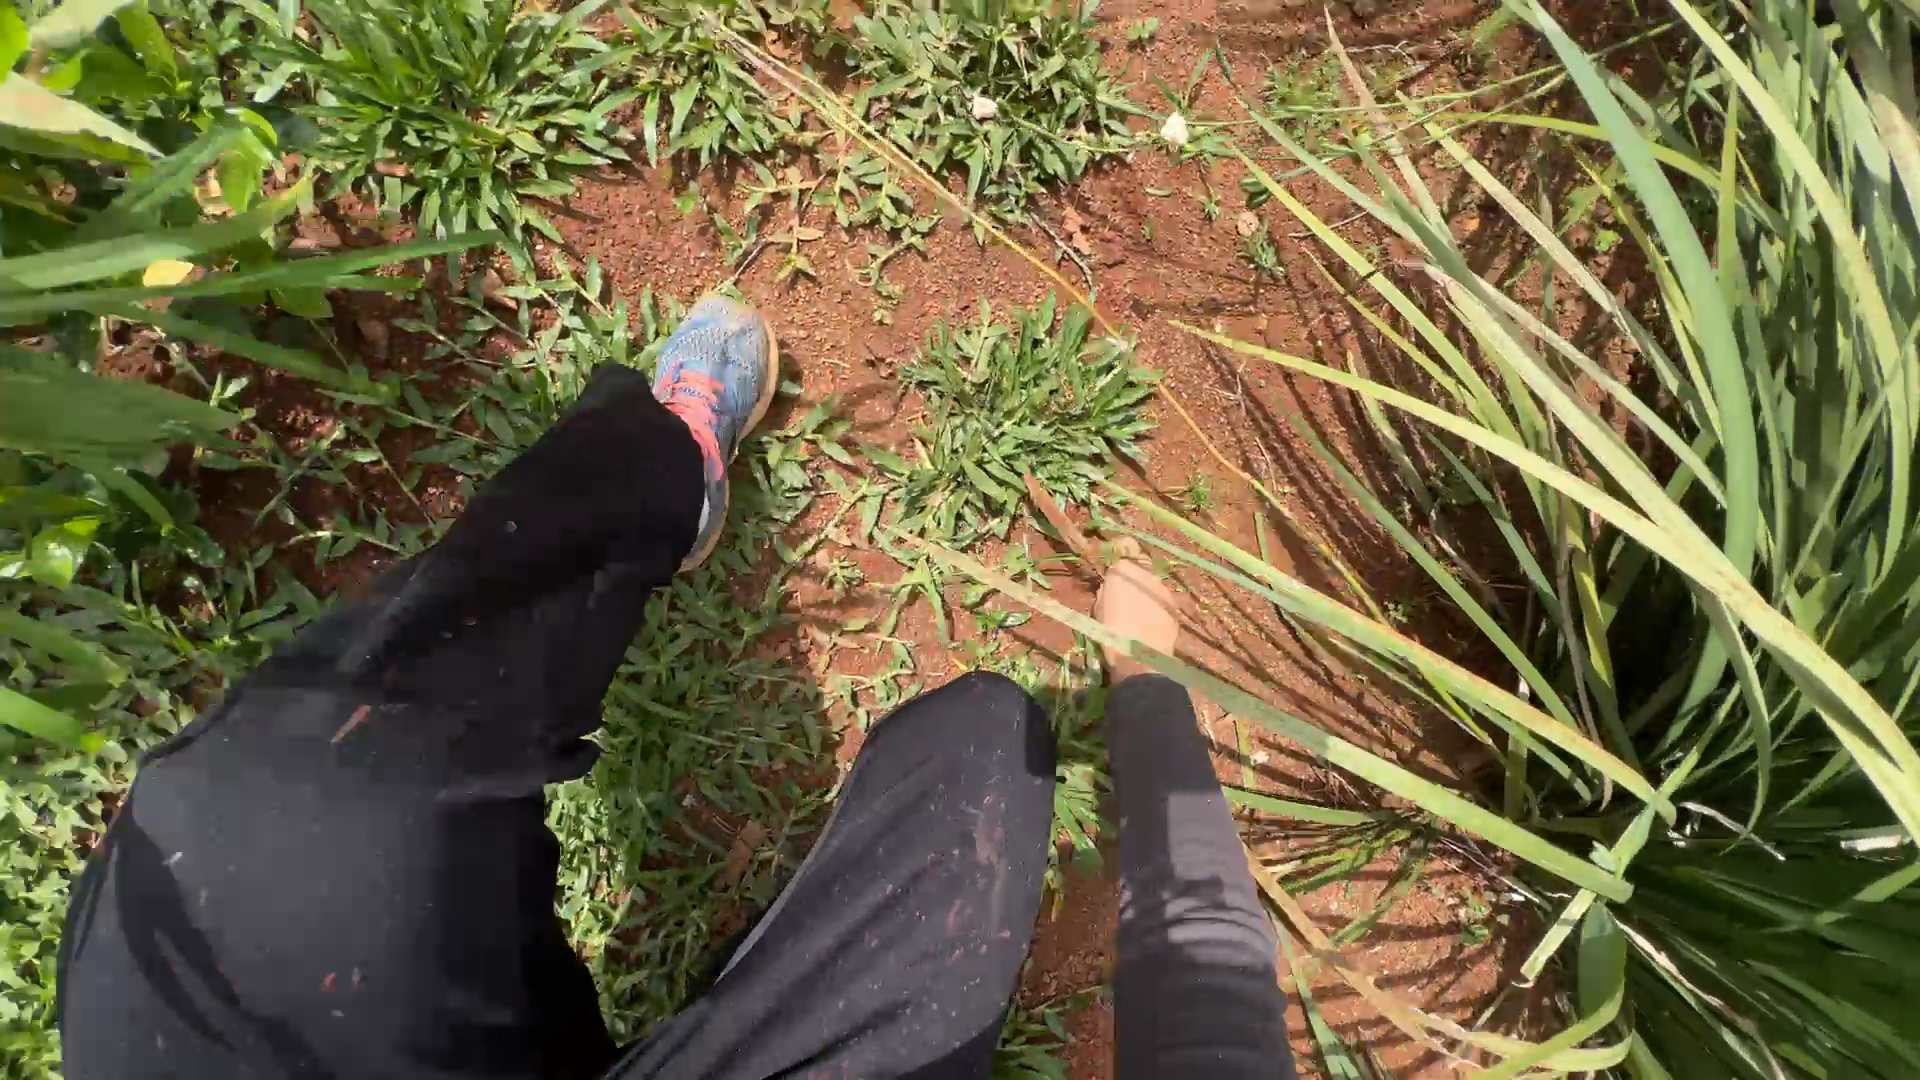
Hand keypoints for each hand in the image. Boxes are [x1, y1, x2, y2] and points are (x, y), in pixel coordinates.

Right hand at [1094, 545, 1178, 682]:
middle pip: (1141, 565)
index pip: (1125, 545)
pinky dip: (1156, 606)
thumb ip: (1106, 590)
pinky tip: (1149, 623)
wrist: (1140, 657)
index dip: (1120, 550)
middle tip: (1125, 591)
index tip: (1114, 563)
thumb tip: (1111, 585)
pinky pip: (1162, 600)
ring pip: (1153, 583)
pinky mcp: (1175, 606)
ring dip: (1146, 591)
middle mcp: (1147, 573)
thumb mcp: (1098, 608)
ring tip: (1138, 611)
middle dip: (1134, 574)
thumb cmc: (1110, 633)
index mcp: (1123, 570)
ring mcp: (1164, 589)